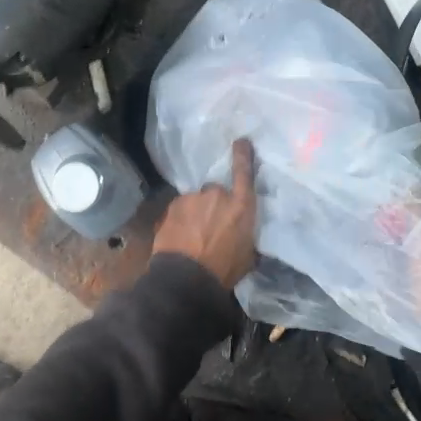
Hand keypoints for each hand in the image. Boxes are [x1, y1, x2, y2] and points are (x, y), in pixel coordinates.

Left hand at [153, 139, 258, 288]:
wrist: (185, 279)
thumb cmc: (223, 270)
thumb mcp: (247, 256)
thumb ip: (247, 237)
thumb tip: (246, 236)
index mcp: (241, 206)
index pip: (244, 173)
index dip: (243, 155)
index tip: (241, 141)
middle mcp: (217, 195)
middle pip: (216, 192)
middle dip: (214, 205)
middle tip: (211, 227)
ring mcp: (193, 198)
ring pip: (197, 201)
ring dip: (196, 212)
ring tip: (193, 235)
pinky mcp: (173, 206)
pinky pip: (181, 208)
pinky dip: (181, 218)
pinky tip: (180, 236)